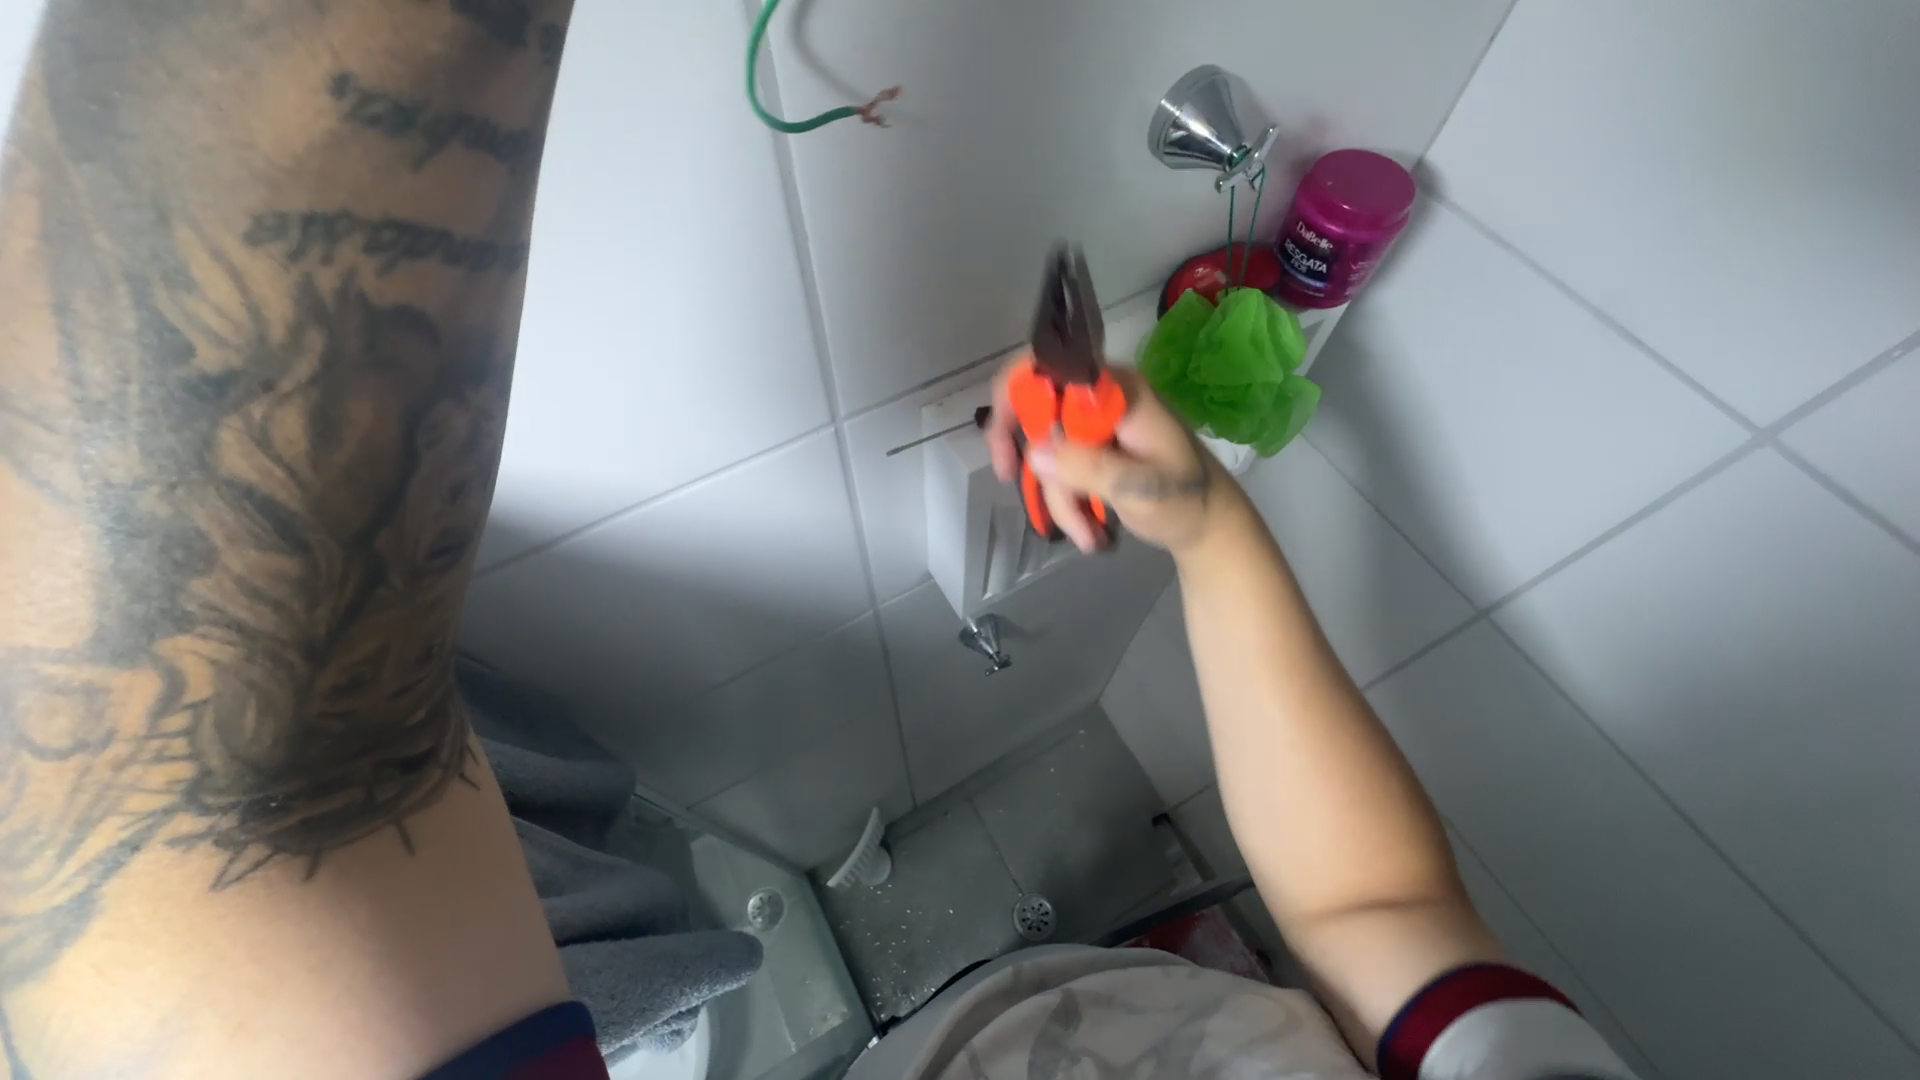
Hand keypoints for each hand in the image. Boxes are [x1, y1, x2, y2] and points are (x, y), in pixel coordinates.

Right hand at [985, 360, 1246, 555]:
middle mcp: (1099, 398)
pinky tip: (1088, 530)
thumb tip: (1035, 450)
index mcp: (1116, 389)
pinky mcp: (1092, 449)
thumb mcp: (1139, 488)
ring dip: (1059, 499)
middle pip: (1035, 412)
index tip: (1009, 451)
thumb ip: (1088, 466)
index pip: (1048, 369)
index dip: (1017, 400)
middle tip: (1017, 487)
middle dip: (1036, 465)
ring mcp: (1094, 424)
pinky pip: (1058, 468)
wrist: (1208, 526)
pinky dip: (1066, 501)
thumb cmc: (1185, 501)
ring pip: (1045, 452)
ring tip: (1088, 536)